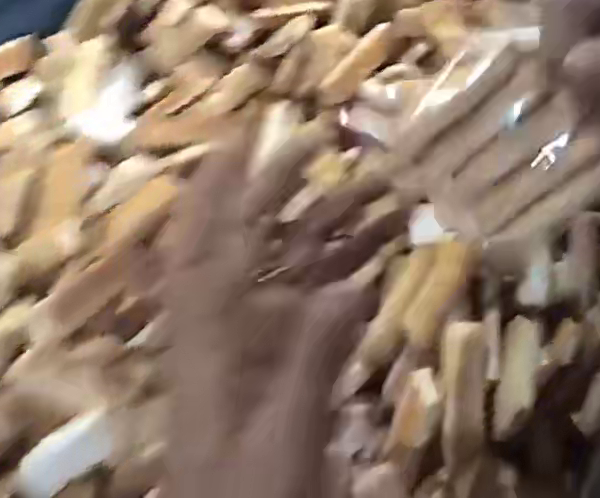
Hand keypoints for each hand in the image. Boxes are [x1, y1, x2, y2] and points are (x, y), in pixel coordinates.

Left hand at [161, 123, 373, 497]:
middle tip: (321, 139)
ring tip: (390, 185)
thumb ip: (312, 360)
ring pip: (302, 260)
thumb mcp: (281, 439)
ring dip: (341, 220)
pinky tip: (396, 239)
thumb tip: (351, 288)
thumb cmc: (253, 495)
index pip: (202, 253)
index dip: (210, 193)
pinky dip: (362, 260)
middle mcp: (236, 327)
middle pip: (255, 240)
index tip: (235, 138)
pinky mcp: (301, 355)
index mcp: (210, 344)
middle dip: (282, 187)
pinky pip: (332, 290)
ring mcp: (270, 340)